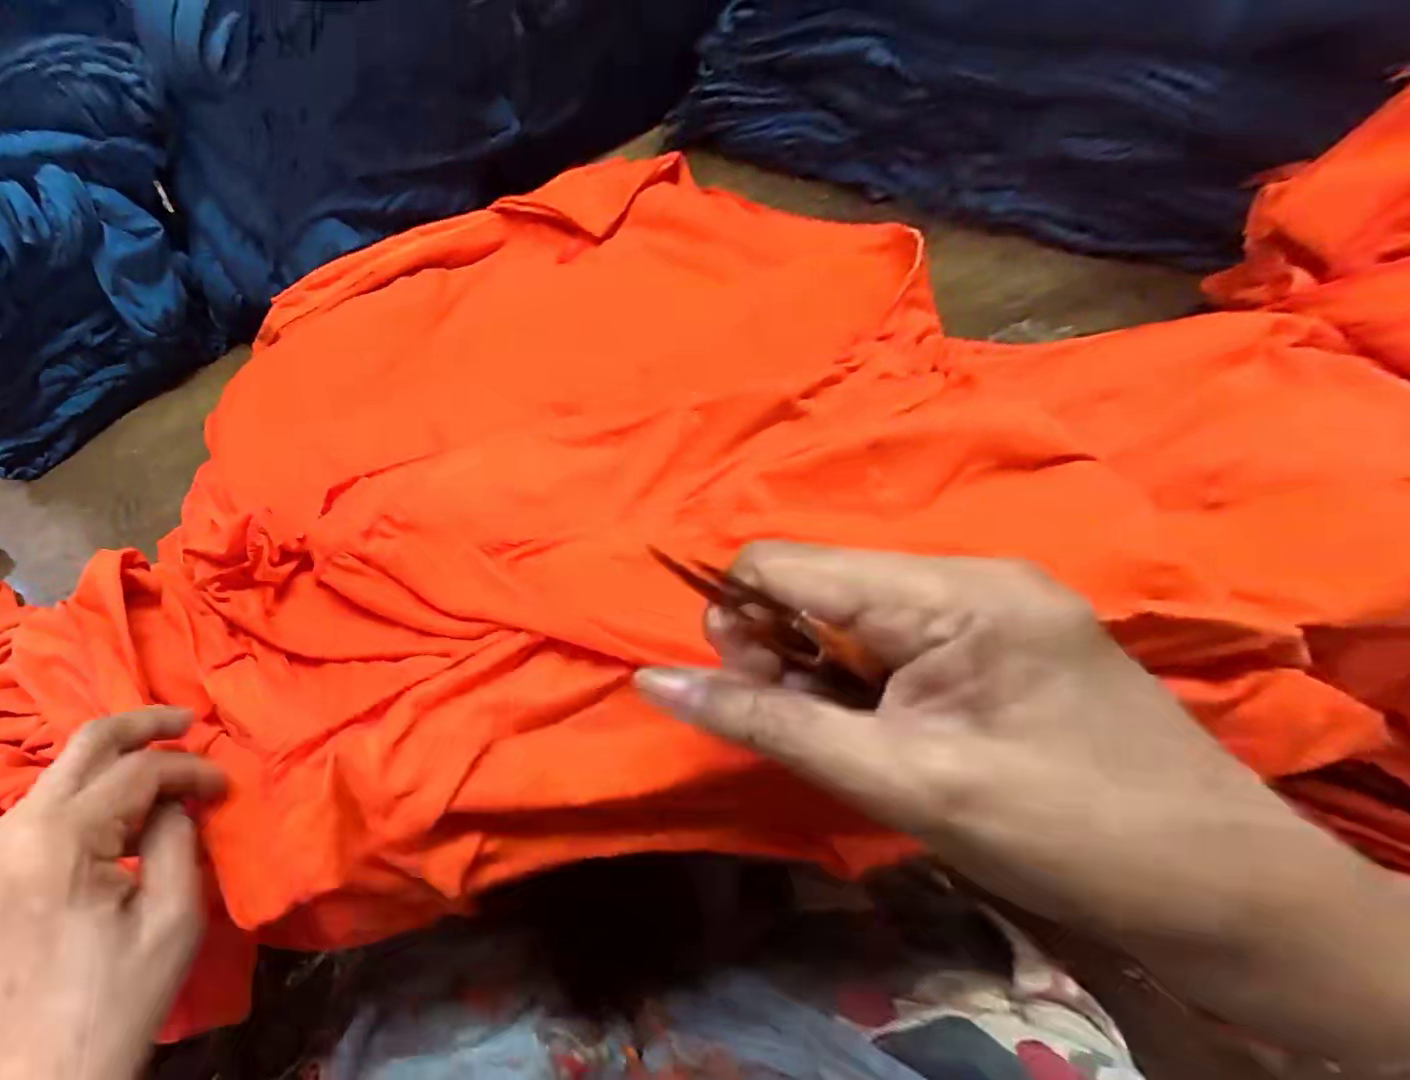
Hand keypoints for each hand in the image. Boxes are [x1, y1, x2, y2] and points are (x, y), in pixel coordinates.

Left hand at [0, 708, 225, 1079]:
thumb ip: (178, 837)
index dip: (191, 770)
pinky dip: (93, 787)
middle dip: (145, 724)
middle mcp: (20, 824)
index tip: (225, 788)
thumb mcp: (170, 920)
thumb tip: (176, 800)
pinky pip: (49, 802)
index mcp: (62, 835)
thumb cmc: (107, 1009)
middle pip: (89, 741)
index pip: (140, 770)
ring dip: (118, 755)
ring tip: (166, 763)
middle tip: (191, 722)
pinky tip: (123, 804)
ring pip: (65, 768)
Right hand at [636, 544, 1409, 1064]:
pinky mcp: (984, 636)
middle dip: (771, 647)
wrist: (1237, 902)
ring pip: (834, 612)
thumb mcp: (894, 778)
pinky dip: (846, 677)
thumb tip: (651, 680)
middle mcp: (959, 576)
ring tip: (841, 732)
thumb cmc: (1064, 835)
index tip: (739, 684)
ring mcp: (976, 603)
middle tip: (795, 720)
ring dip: (807, 668)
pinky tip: (871, 724)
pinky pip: (875, 635)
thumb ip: (764, 718)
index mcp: (946, 591)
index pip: (779, 564)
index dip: (733, 615)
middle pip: (805, 584)